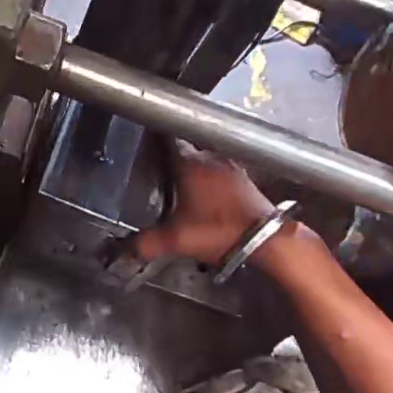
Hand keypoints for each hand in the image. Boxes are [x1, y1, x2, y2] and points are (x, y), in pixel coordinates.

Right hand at [134, 145, 274, 265]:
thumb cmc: (221, 232)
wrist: (264, 239)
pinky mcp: (244, 178)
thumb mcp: (176, 241)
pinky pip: (220, 169)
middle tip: (159, 167)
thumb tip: (128, 249)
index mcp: (191, 165)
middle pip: (186, 148)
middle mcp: (211, 158)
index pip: (166, 142)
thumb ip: (147, 243)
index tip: (145, 146)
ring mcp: (230, 166)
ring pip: (205, 157)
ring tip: (181, 181)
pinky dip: (210, 177)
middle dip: (172, 157)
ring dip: (194, 166)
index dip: (153, 143)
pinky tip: (206, 193)